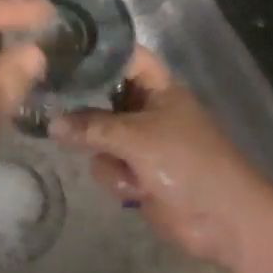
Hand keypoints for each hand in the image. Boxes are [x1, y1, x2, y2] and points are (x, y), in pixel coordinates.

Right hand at [51, 48, 272, 268]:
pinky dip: (119, 180)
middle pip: (104, 99)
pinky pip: (109, 167)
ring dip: (109, 158)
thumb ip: (92, 127)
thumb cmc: (187, 163)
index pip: (125, 57)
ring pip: (100, 138)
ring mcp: (142, 143)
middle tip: (51, 109)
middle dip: (87, 114)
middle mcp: (148, 110)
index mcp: (159, 88)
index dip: (97, 54)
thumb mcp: (137, 138)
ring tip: (129, 173)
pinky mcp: (138, 173)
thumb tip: (50, 123)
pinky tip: (137, 192)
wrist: (222, 219)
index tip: (60, 53)